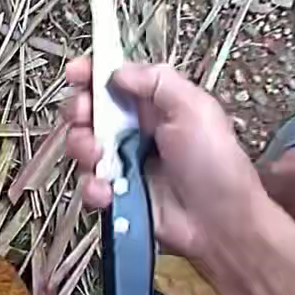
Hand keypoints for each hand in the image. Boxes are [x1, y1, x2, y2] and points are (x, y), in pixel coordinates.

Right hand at [62, 57, 267, 257]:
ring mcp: (121, 162)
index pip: (113, 81)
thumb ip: (157, 82)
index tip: (76, 73)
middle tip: (86, 117)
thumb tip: (117, 72)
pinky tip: (108, 191)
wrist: (218, 222)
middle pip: (87, 111)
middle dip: (79, 112)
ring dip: (83, 149)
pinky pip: (87, 184)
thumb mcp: (195, 109)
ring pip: (80, 147)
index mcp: (152, 106)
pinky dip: (92, 187)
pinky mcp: (114, 192)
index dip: (90, 74)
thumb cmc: (216, 165)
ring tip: (100, 158)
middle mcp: (132, 132)